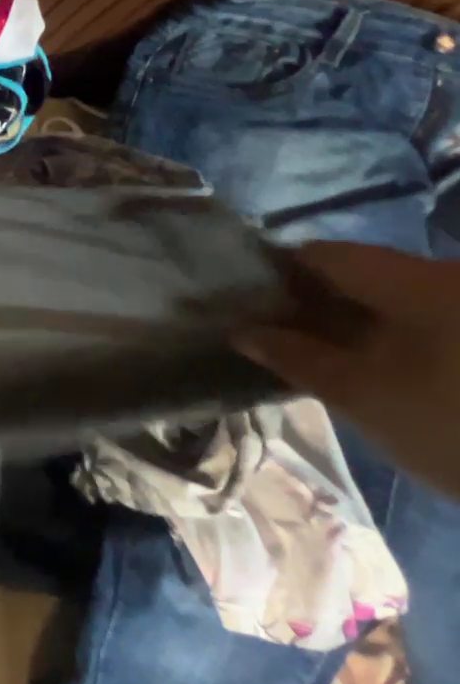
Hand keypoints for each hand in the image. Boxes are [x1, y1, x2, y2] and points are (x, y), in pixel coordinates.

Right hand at [235, 241, 459, 499]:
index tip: (247, 303)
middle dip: (317, 302)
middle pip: (365, 275)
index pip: (322, 254)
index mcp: (418, 280)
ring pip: (403, 299)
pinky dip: (402, 336)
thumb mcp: (360, 397)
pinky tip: (385, 366)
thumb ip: (294, 357)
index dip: (276, 274)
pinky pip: (437, 320)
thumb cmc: (457, 429)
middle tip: (279, 334)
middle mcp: (454, 279)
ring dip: (359, 322)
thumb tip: (244, 331)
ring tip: (327, 355)